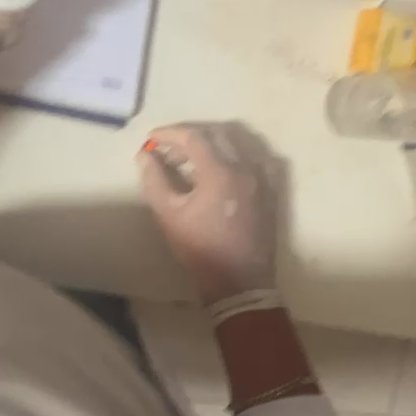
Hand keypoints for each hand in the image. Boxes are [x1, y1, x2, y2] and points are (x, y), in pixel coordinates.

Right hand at [137, 121, 283, 303]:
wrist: (239, 282)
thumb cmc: (201, 249)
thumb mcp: (169, 215)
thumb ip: (154, 180)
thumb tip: (144, 155)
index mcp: (220, 171)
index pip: (194, 136)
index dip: (169, 133)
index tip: (152, 139)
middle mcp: (245, 167)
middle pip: (217, 133)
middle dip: (190, 135)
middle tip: (169, 149)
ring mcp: (262, 177)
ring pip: (239, 142)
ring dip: (214, 142)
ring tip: (193, 157)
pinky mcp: (271, 189)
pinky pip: (256, 158)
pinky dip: (237, 154)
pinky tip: (223, 167)